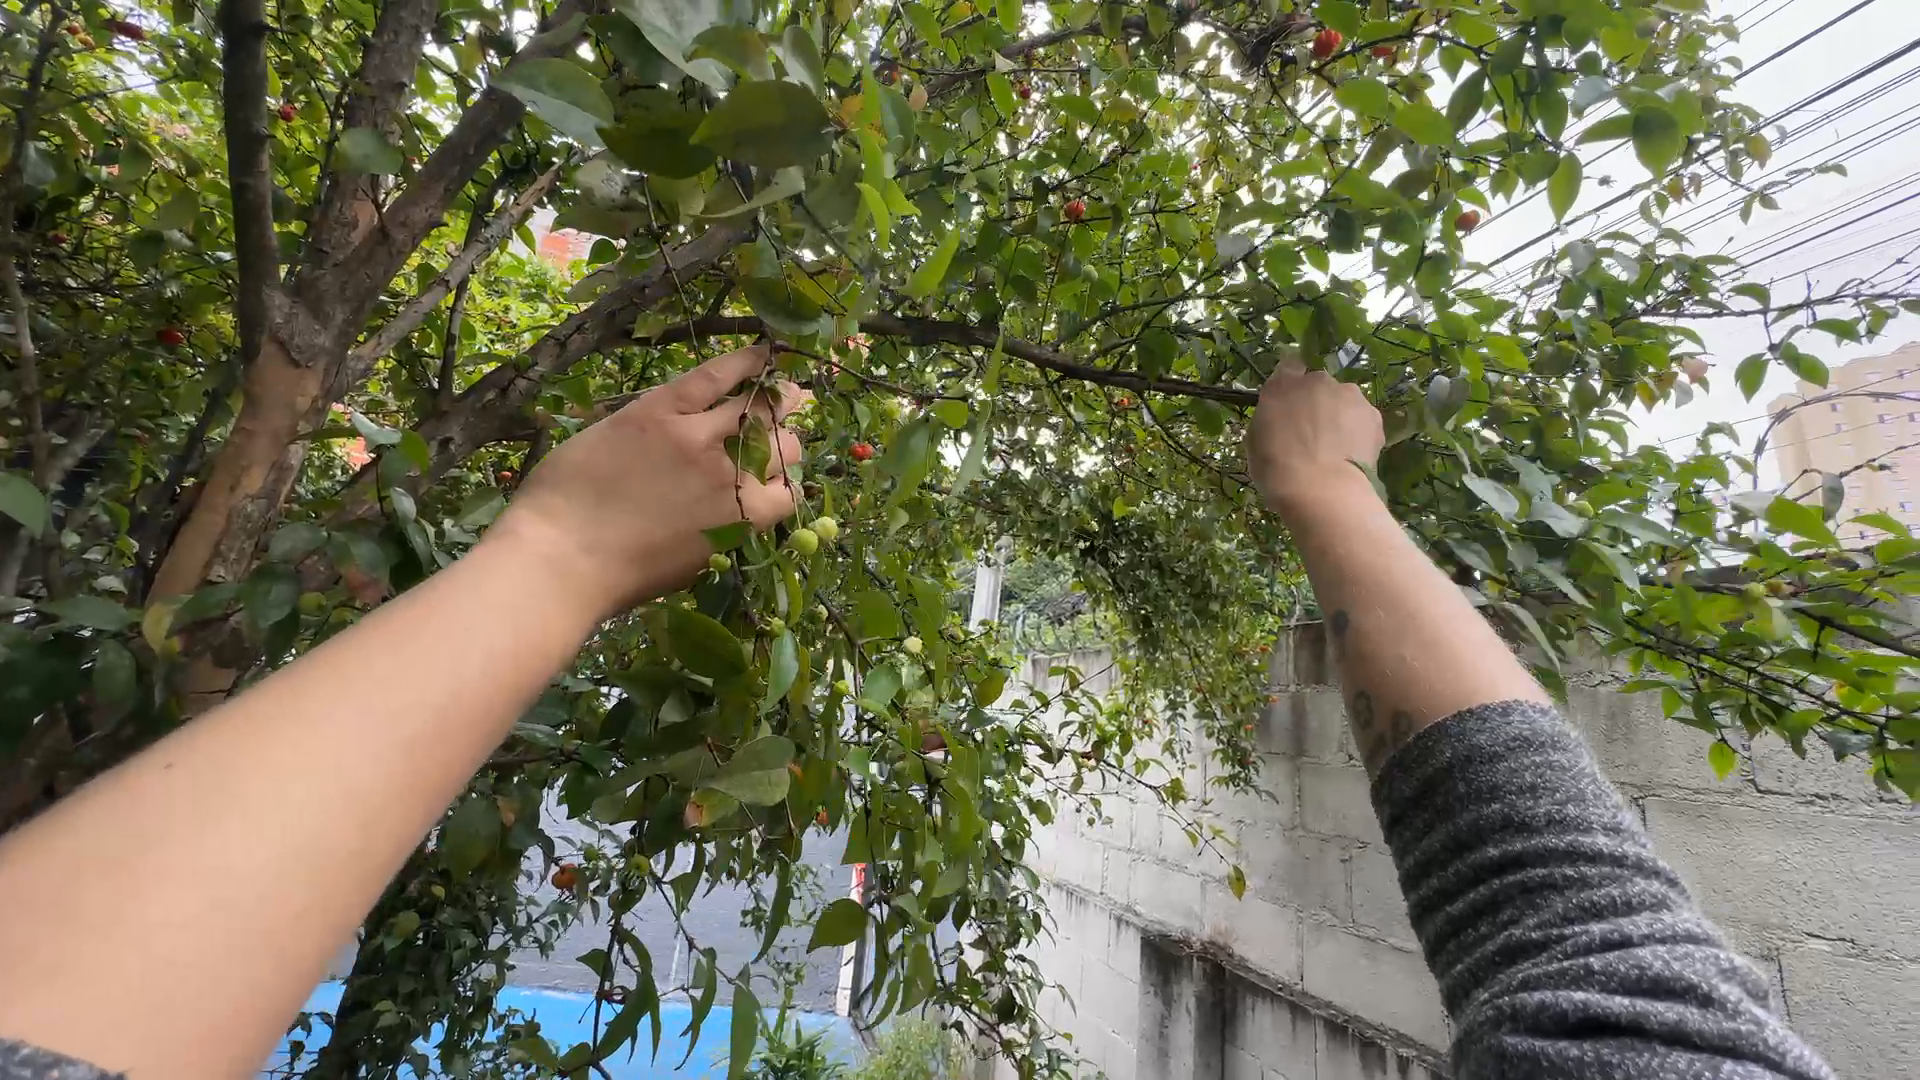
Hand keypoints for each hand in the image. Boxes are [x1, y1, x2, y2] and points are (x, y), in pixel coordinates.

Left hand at [486, 345, 806, 617]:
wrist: (564, 557)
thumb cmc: (626, 575)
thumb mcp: (697, 560)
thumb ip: (729, 528)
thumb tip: (740, 507)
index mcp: (746, 518)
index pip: (790, 491)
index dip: (786, 481)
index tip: (777, 477)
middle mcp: (735, 474)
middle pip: (782, 447)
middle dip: (785, 442)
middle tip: (779, 435)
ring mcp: (699, 437)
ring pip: (758, 411)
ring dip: (780, 400)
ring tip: (788, 390)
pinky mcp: (661, 410)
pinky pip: (713, 377)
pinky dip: (743, 362)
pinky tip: (763, 352)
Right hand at [1245, 358, 1383, 519]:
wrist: (1322, 489)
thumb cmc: (1276, 468)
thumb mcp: (1256, 440)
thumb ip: (1270, 418)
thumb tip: (1281, 418)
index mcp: (1282, 386)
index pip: (1288, 366)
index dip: (1289, 382)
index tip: (1287, 401)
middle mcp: (1318, 381)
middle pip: (1318, 385)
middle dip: (1315, 402)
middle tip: (1309, 433)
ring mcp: (1350, 396)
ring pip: (1343, 401)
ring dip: (1338, 416)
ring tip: (1332, 448)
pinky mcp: (1374, 416)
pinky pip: (1361, 419)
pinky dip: (1356, 432)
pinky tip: (1348, 455)